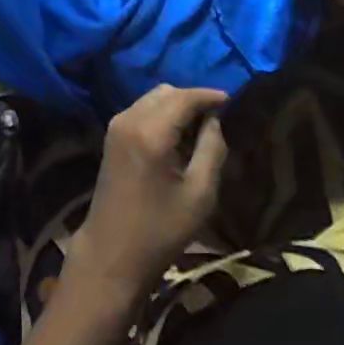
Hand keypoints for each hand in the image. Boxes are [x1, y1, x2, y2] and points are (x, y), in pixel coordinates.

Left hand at [70, 85, 228, 293]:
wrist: (112, 252)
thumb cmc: (160, 229)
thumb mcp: (200, 194)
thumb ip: (212, 149)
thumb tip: (214, 120)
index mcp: (151, 132)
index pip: (184, 97)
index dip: (209, 95)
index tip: (231, 100)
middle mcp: (130, 118)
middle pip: (167, 92)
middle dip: (192, 100)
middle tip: (216, 119)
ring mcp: (117, 125)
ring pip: (153, 98)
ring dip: (176, 106)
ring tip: (198, 130)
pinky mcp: (112, 135)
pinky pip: (142, 110)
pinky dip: (162, 114)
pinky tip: (176, 137)